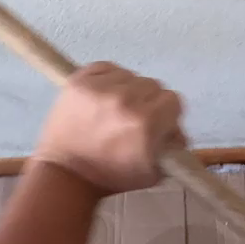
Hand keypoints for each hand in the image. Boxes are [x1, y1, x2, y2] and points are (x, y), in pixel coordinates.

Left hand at [32, 62, 184, 194]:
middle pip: (153, 85)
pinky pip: (107, 67)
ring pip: (130, 75)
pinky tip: (103, 96)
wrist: (65, 174)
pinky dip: (109, 79)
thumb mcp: (154, 171)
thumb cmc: (112, 176)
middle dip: (148, 102)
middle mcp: (126, 100)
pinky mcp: (79, 80)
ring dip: (128, 89)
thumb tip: (179, 128)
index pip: (173, 100)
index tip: (156, 123)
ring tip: (116, 108)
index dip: (167, 114)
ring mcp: (100, 88)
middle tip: (134, 118)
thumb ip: (174, 147)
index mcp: (147, 122)